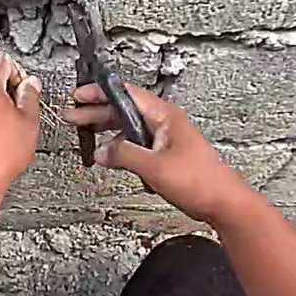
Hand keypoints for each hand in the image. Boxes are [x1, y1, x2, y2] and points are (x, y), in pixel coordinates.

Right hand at [64, 83, 262, 224]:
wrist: (222, 202)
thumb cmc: (200, 181)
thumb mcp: (153, 166)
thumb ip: (123, 156)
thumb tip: (102, 152)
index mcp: (164, 116)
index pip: (126, 94)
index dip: (100, 93)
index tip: (79, 94)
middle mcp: (164, 123)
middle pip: (124, 110)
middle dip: (96, 112)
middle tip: (73, 114)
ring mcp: (165, 138)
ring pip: (128, 127)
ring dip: (106, 130)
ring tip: (83, 132)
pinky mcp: (165, 154)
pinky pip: (136, 144)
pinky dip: (119, 147)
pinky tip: (107, 154)